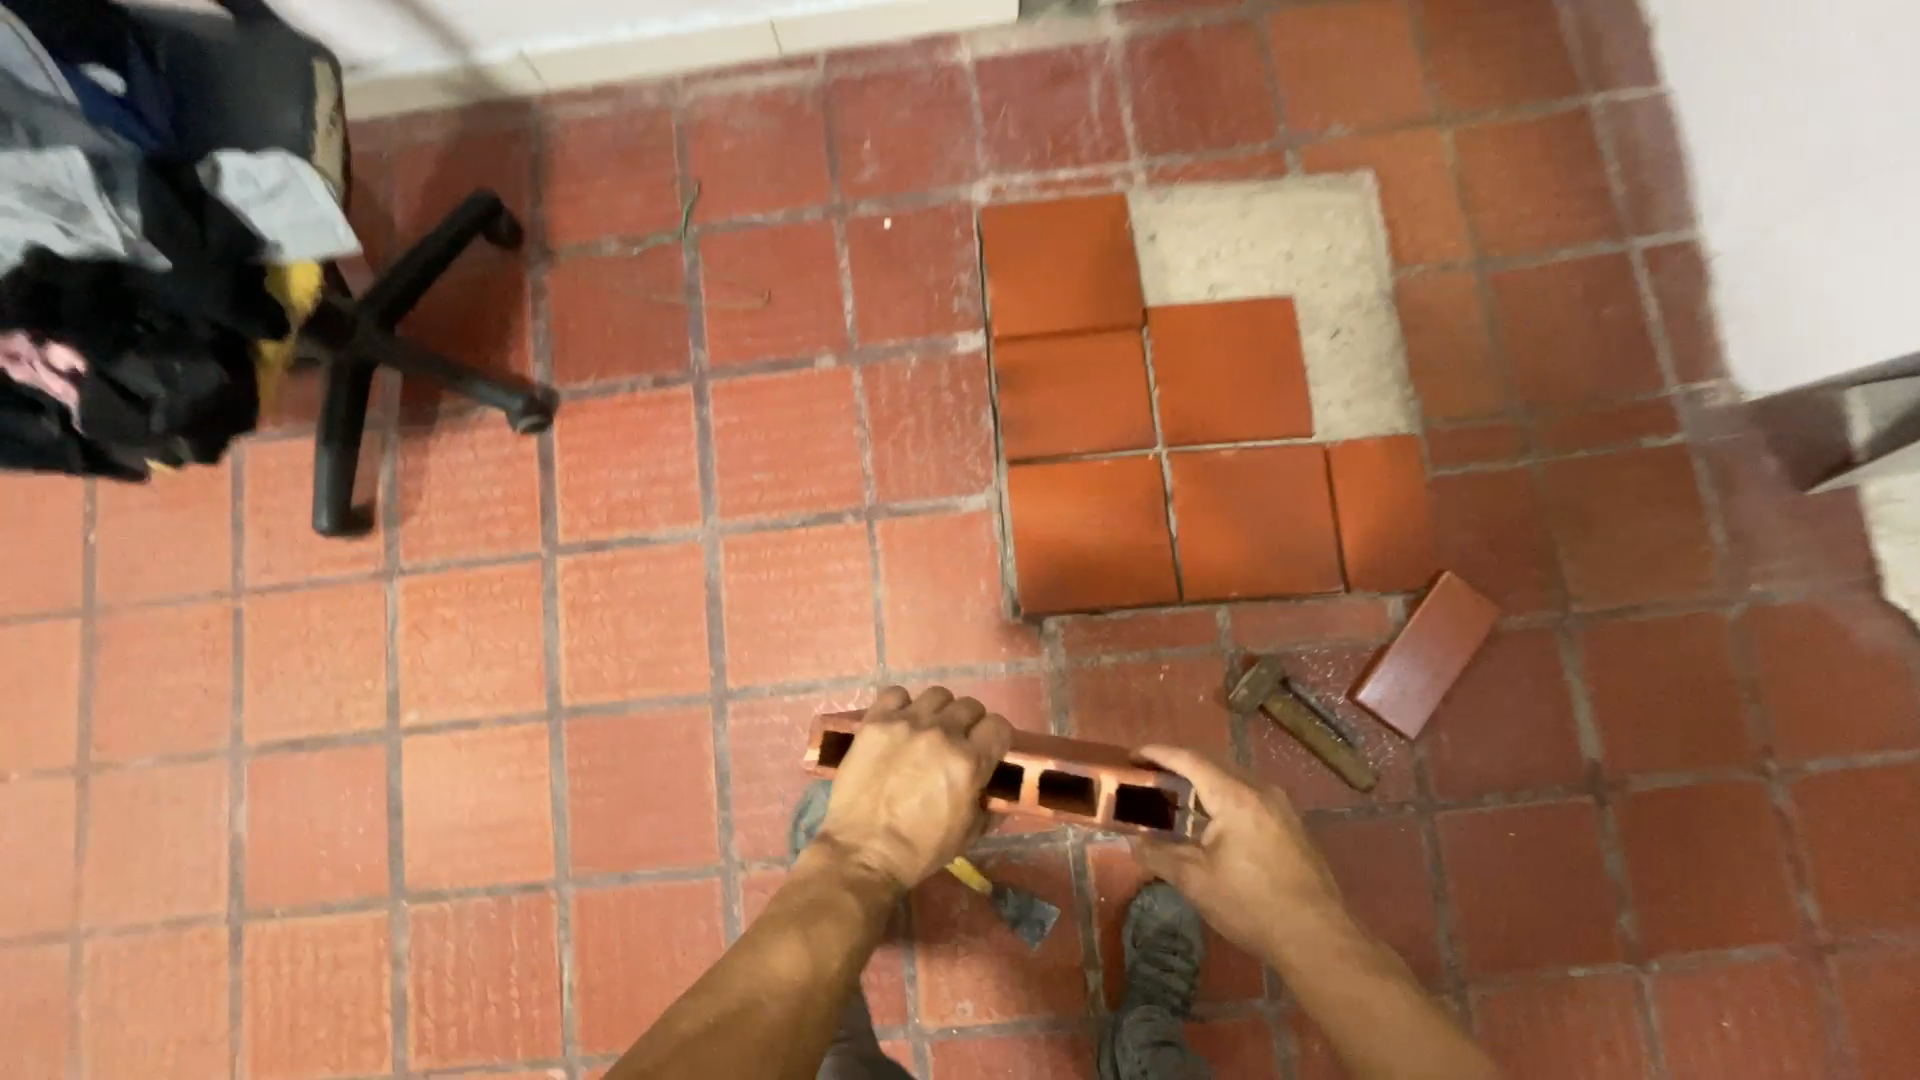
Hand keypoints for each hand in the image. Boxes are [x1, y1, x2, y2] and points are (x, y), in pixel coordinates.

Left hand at [811, 686, 1013, 893]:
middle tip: (956, 744)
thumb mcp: (969, 834)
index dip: (996, 739)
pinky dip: (901, 706)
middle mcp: (942, 733)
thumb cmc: (920, 850)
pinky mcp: (876, 722)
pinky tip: (899, 725)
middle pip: (970, 706)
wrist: (862, 852)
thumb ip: (988, 805)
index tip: (987, 751)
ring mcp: (906, 723)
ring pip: (937, 695)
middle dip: (969, 724)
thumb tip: (995, 790)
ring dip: (939, 711)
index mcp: (969, 761)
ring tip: (927, 731)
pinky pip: (896, 694)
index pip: (999, 726)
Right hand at [1129, 745, 1350, 961]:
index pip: (1189, 760)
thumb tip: (1133, 844)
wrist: (1318, 938)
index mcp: (1234, 796)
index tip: (1133, 755)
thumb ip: (1159, 856)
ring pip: (1233, 782)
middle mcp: (1260, 790)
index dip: (1158, 753)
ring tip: (1177, 802)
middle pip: (1212, 766)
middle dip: (1178, 768)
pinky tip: (1214, 826)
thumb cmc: (1251, 905)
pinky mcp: (1293, 826)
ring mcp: (1282, 807)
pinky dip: (1224, 801)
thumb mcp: (1196, 881)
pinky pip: (1250, 799)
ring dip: (1203, 786)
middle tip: (1150, 779)